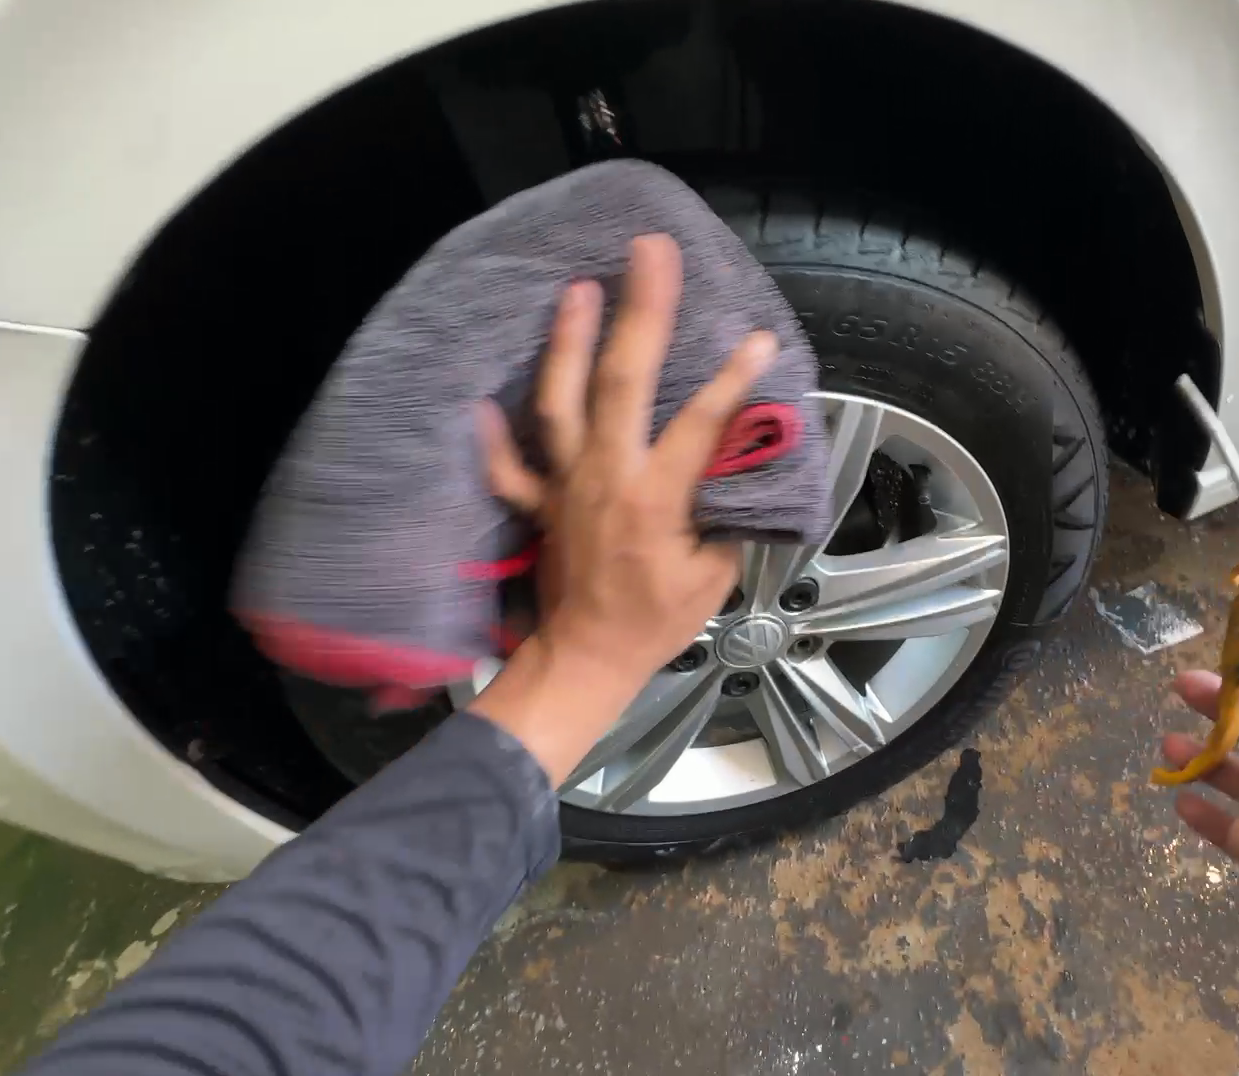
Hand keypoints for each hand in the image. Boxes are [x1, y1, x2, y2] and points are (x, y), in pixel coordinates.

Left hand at [472, 234, 776, 783]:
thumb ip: (726, 514)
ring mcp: (563, 485)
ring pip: (558, 402)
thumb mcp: (713, 576)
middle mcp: (603, 477)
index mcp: (654, 499)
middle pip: (620, 383)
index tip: (757, 338)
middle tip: (650, 254)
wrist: (587, 658)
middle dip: (640, 312)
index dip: (731, 381)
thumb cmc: (654, 623)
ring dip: (567, 340)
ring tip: (578, 287)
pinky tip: (481, 397)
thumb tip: (738, 469)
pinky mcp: (539, 502)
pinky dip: (492, 431)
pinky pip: (507, 462)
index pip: (699, 426)